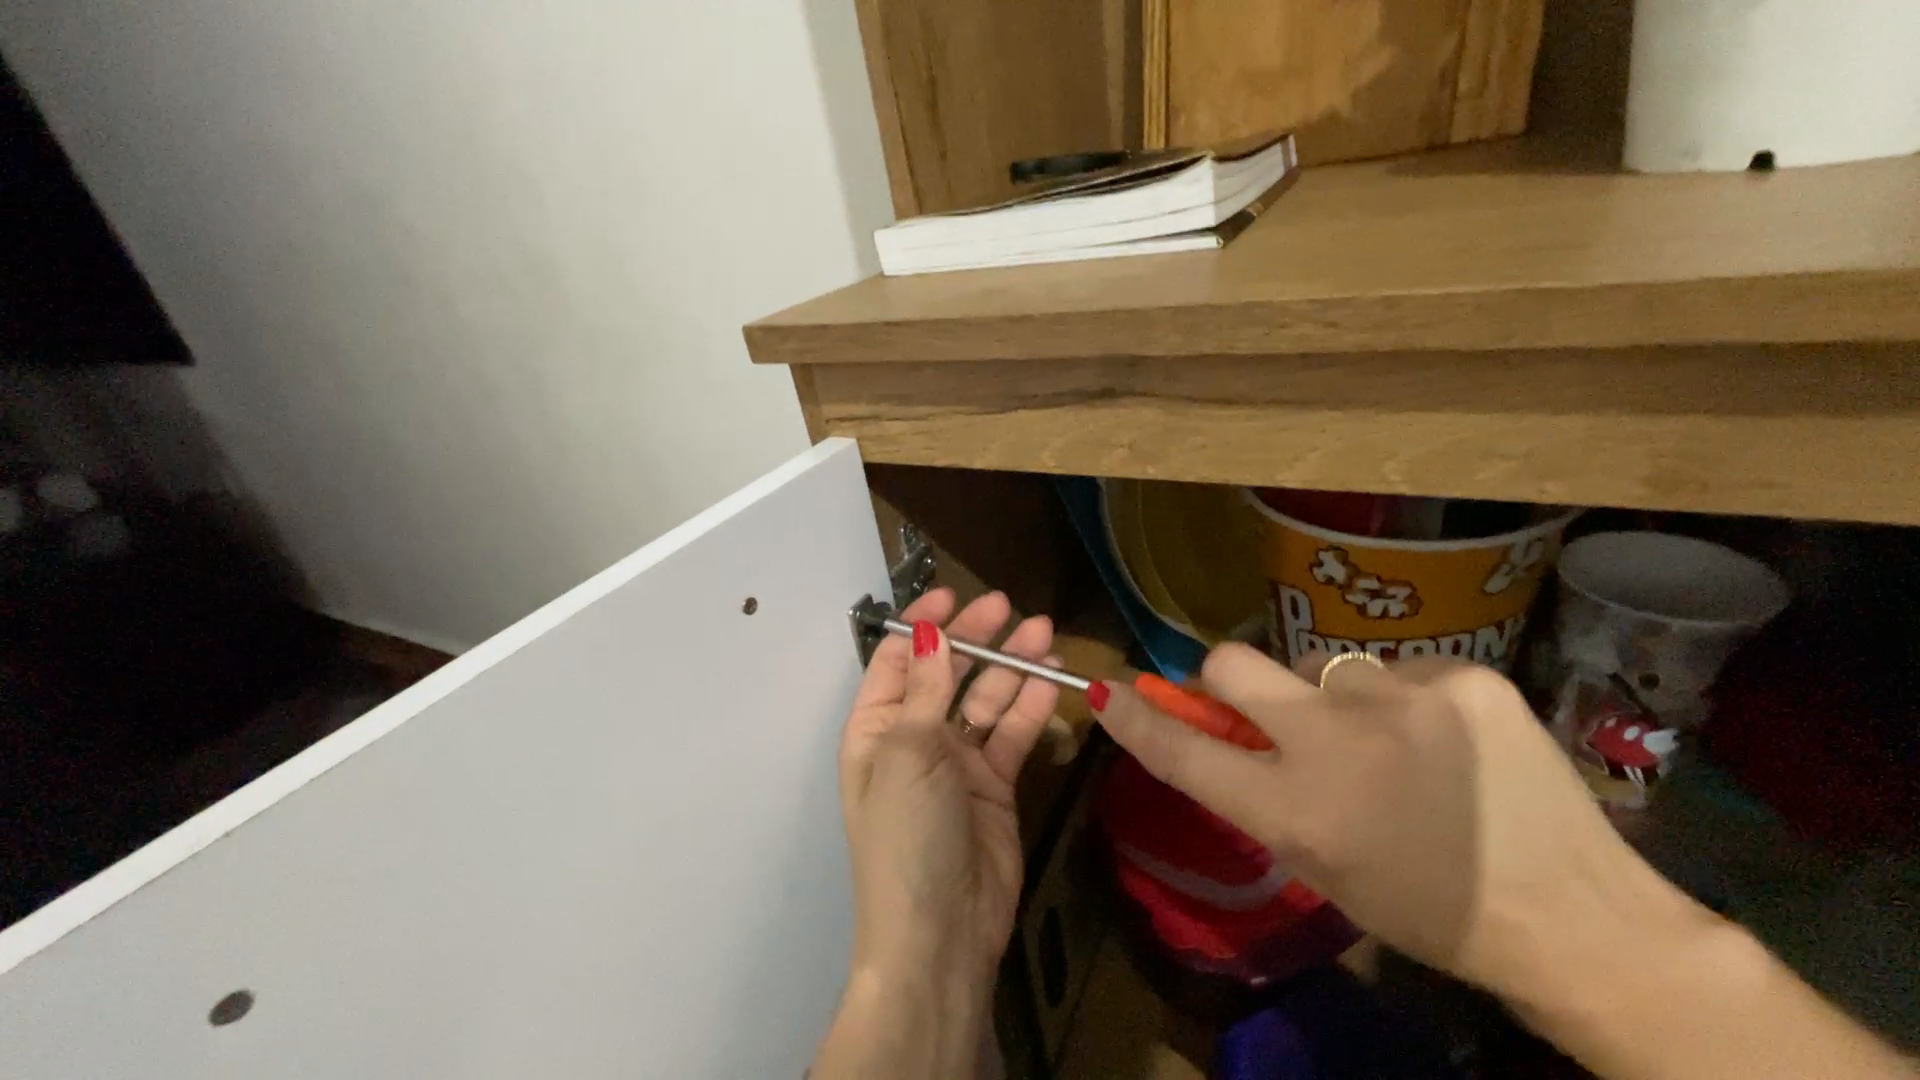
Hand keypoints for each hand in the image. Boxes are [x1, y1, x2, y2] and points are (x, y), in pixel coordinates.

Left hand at [816, 588, 1057, 1077]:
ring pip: (987, 701)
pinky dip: (1031, 710)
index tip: (954, 595)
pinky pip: (1012, 736)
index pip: (897, 661)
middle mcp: (914, 739)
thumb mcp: (907, 755)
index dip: (922, 625)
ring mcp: (956, 763)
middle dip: (977, 640)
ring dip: (1013, 669)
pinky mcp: (995, 786)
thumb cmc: (906, 837)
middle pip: (948, 674)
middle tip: (1011, 608)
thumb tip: (927, 634)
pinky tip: (1053, 683)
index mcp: (875, 729)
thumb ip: (924, 691)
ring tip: (1045, 635)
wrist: (941, 934)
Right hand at [1091, 643, 1676, 1001]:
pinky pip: (1395, 670)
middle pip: (1233, 662)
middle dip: (1228, 679)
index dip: (1137, 719)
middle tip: (1260, 706)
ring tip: (1391, 746)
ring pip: (1322, 669)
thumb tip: (1219, 730)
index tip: (1106, 692)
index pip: (1185, 751)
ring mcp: (1404, 697)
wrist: (1575, 918)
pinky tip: (1445, 742)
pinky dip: (1400, 702)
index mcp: (1296, 811)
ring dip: (1333, 701)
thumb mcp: (1320, 866)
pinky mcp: (1465, 675)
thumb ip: (1261, 793)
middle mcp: (1337, 742)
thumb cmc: (1427, 910)